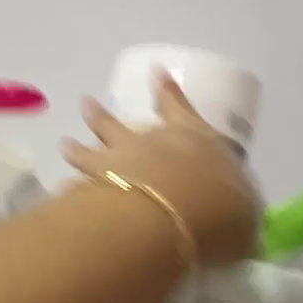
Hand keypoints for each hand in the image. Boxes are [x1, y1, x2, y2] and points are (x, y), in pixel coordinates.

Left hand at [63, 71, 259, 267]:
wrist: (180, 217)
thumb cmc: (222, 213)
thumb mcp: (244, 218)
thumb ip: (238, 218)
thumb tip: (239, 228)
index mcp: (200, 141)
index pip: (183, 111)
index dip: (170, 94)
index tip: (155, 73)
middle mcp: (156, 142)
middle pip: (127, 124)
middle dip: (107, 115)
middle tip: (87, 104)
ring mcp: (123, 159)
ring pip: (96, 145)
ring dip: (80, 144)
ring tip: (64, 142)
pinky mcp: (98, 183)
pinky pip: (79, 177)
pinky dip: (69, 177)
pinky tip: (58, 182)